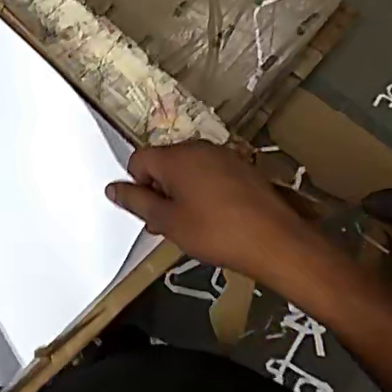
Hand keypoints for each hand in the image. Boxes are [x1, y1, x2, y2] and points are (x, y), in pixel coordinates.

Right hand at [105, 140, 322, 286]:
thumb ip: (136, 201)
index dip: (137, 186)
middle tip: (168, 221)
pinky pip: (210, 172)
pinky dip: (204, 189)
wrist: (278, 243)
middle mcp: (198, 148)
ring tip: (192, 222)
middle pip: (163, 161)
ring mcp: (224, 155)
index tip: (151, 211)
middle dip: (159, 188)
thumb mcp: (167, 222)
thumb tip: (113, 188)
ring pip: (187, 168)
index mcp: (175, 157)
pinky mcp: (243, 167)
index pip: (138, 159)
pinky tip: (215, 216)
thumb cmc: (216, 232)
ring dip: (182, 190)